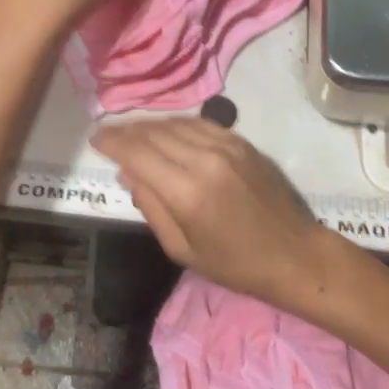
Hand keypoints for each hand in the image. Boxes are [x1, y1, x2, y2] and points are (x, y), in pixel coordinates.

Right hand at [92, 118, 339, 308]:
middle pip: (154, 133)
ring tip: (132, 132)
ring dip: (150, 125)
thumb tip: (128, 174)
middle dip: (126, 132)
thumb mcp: (182, 249)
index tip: (95, 139)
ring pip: (176, 124)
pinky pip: (200, 124)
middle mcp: (205, 159)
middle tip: (108, 135)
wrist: (293, 254)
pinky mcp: (242, 143)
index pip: (138, 153)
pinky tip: (166, 131)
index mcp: (187, 192)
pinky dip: (177, 125)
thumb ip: (152, 208)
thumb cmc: (235, 264)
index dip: (112, 143)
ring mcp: (227, 146)